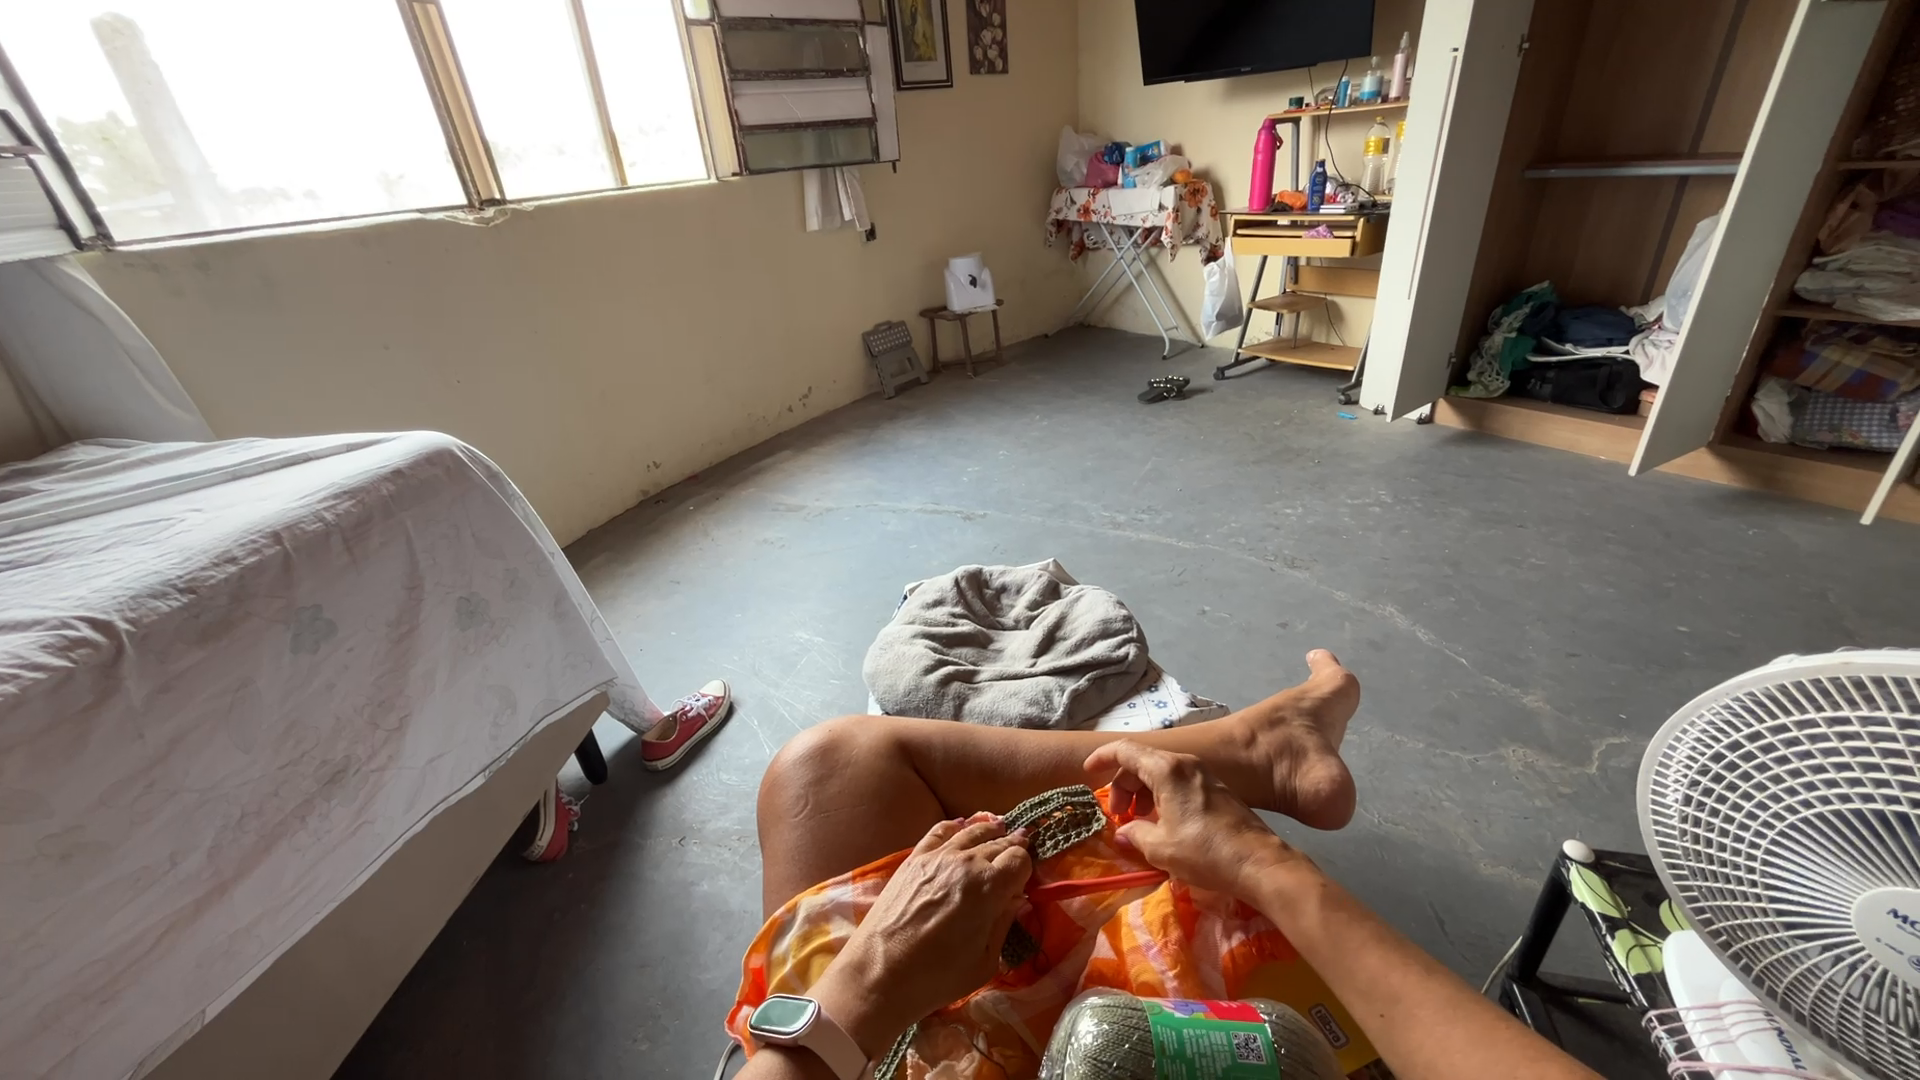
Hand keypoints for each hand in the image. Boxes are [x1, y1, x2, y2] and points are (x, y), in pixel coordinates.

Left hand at [811, 814, 1031, 1057]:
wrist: (880, 972)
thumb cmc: (937, 977)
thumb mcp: (985, 962)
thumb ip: (1004, 923)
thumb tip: (1016, 898)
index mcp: (989, 887)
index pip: (1020, 859)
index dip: (1026, 868)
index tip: (1023, 880)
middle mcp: (966, 861)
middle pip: (999, 842)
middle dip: (1012, 847)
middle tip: (1019, 852)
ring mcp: (938, 855)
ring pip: (972, 830)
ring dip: (990, 831)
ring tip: (999, 829)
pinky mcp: (914, 857)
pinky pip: (940, 830)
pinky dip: (956, 825)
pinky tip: (962, 827)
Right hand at [1084, 741, 1300, 898]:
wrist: (1262, 864)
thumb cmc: (1206, 853)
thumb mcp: (1160, 848)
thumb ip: (1135, 834)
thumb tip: (1124, 833)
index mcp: (1166, 769)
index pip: (1124, 750)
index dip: (1102, 758)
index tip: (1088, 773)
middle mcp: (1185, 764)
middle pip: (1141, 762)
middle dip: (1123, 785)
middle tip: (1118, 817)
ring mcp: (1204, 774)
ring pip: (1160, 772)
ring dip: (1143, 792)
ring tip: (1139, 822)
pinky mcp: (1217, 789)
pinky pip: (1178, 782)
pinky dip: (1162, 796)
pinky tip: (1163, 823)